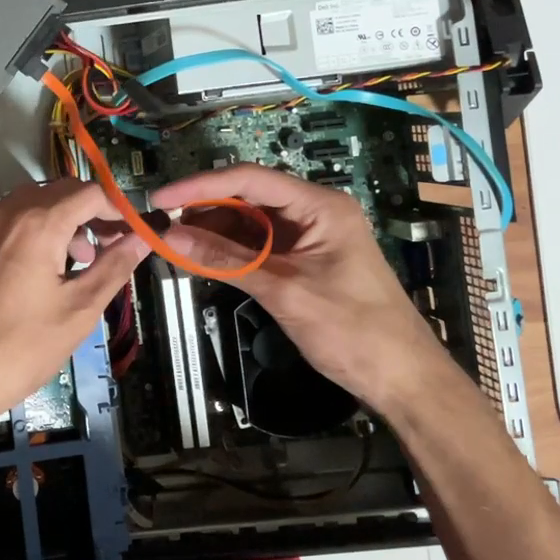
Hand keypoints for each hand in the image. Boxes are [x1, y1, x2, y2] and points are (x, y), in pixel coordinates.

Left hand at [0, 180, 148, 432]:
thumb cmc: (19, 349)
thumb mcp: (78, 311)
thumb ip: (114, 266)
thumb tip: (143, 237)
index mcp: (37, 222)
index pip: (89, 192)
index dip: (117, 207)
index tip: (133, 231)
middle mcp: (5, 210)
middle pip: (59, 192)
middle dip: (90, 213)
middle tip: (110, 247)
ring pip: (29, 201)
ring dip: (58, 219)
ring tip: (74, 261)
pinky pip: (0, 213)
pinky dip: (23, 223)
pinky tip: (30, 257)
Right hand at [149, 164, 452, 412]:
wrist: (402, 379)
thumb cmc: (353, 330)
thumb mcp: (283, 292)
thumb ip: (225, 261)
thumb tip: (168, 237)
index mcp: (319, 206)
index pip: (249, 179)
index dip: (200, 186)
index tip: (160, 198)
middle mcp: (312, 212)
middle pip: (245, 196)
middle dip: (201, 208)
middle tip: (157, 221)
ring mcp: (306, 237)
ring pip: (246, 221)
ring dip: (209, 231)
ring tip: (169, 241)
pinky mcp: (300, 260)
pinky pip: (254, 245)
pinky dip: (225, 251)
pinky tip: (196, 257)